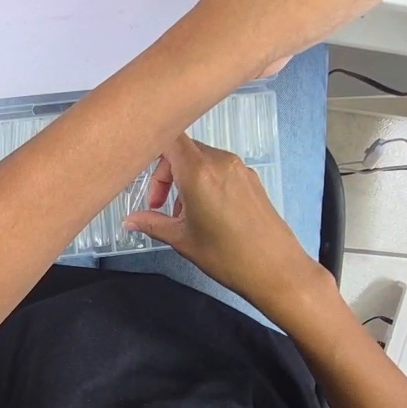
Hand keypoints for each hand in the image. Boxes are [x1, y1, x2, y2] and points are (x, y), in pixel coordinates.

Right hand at [123, 134, 322, 313]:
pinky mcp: (252, 179)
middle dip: (166, 174)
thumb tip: (130, 221)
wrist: (276, 270)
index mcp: (199, 172)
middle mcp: (220, 161)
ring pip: (201, 160)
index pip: (169, 138)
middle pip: (184, 149)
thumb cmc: (227, 256)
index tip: (144, 178)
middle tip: (159, 206)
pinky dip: (205, 184)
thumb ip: (152, 224)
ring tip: (184, 215)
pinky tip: (206, 214)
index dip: (152, 151)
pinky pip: (219, 170)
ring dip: (185, 180)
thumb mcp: (182, 240)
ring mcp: (239, 168)